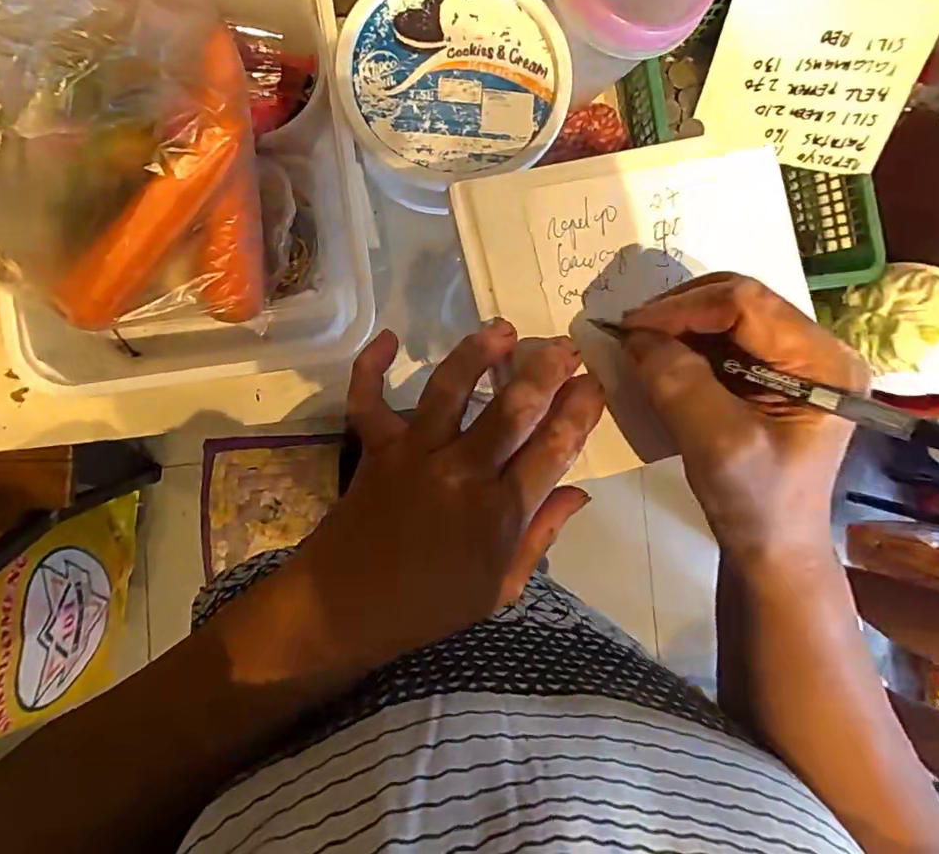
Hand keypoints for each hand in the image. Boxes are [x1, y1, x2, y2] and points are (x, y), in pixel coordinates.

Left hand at [289, 321, 606, 667]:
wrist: (344, 609)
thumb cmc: (429, 605)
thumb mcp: (499, 588)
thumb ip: (541, 534)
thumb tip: (580, 491)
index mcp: (499, 514)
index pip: (553, 449)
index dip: (580, 411)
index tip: (594, 383)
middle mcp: (461, 473)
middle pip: (512, 409)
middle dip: (546, 370)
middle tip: (565, 345)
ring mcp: (414, 454)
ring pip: (449, 389)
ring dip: (479, 352)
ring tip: (503, 329)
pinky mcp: (376, 448)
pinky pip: (369, 400)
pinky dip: (371, 368)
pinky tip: (388, 338)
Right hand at [620, 273, 868, 562]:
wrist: (772, 546)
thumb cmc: (756, 502)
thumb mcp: (716, 443)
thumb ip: (678, 382)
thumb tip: (636, 335)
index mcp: (822, 362)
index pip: (746, 303)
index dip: (683, 308)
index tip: (632, 329)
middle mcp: (815, 348)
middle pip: (738, 299)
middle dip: (679, 310)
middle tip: (633, 333)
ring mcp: (793, 357)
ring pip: (725, 313)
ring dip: (678, 324)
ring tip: (640, 344)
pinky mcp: (770, 370)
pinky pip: (720, 336)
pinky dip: (683, 340)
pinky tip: (659, 357)